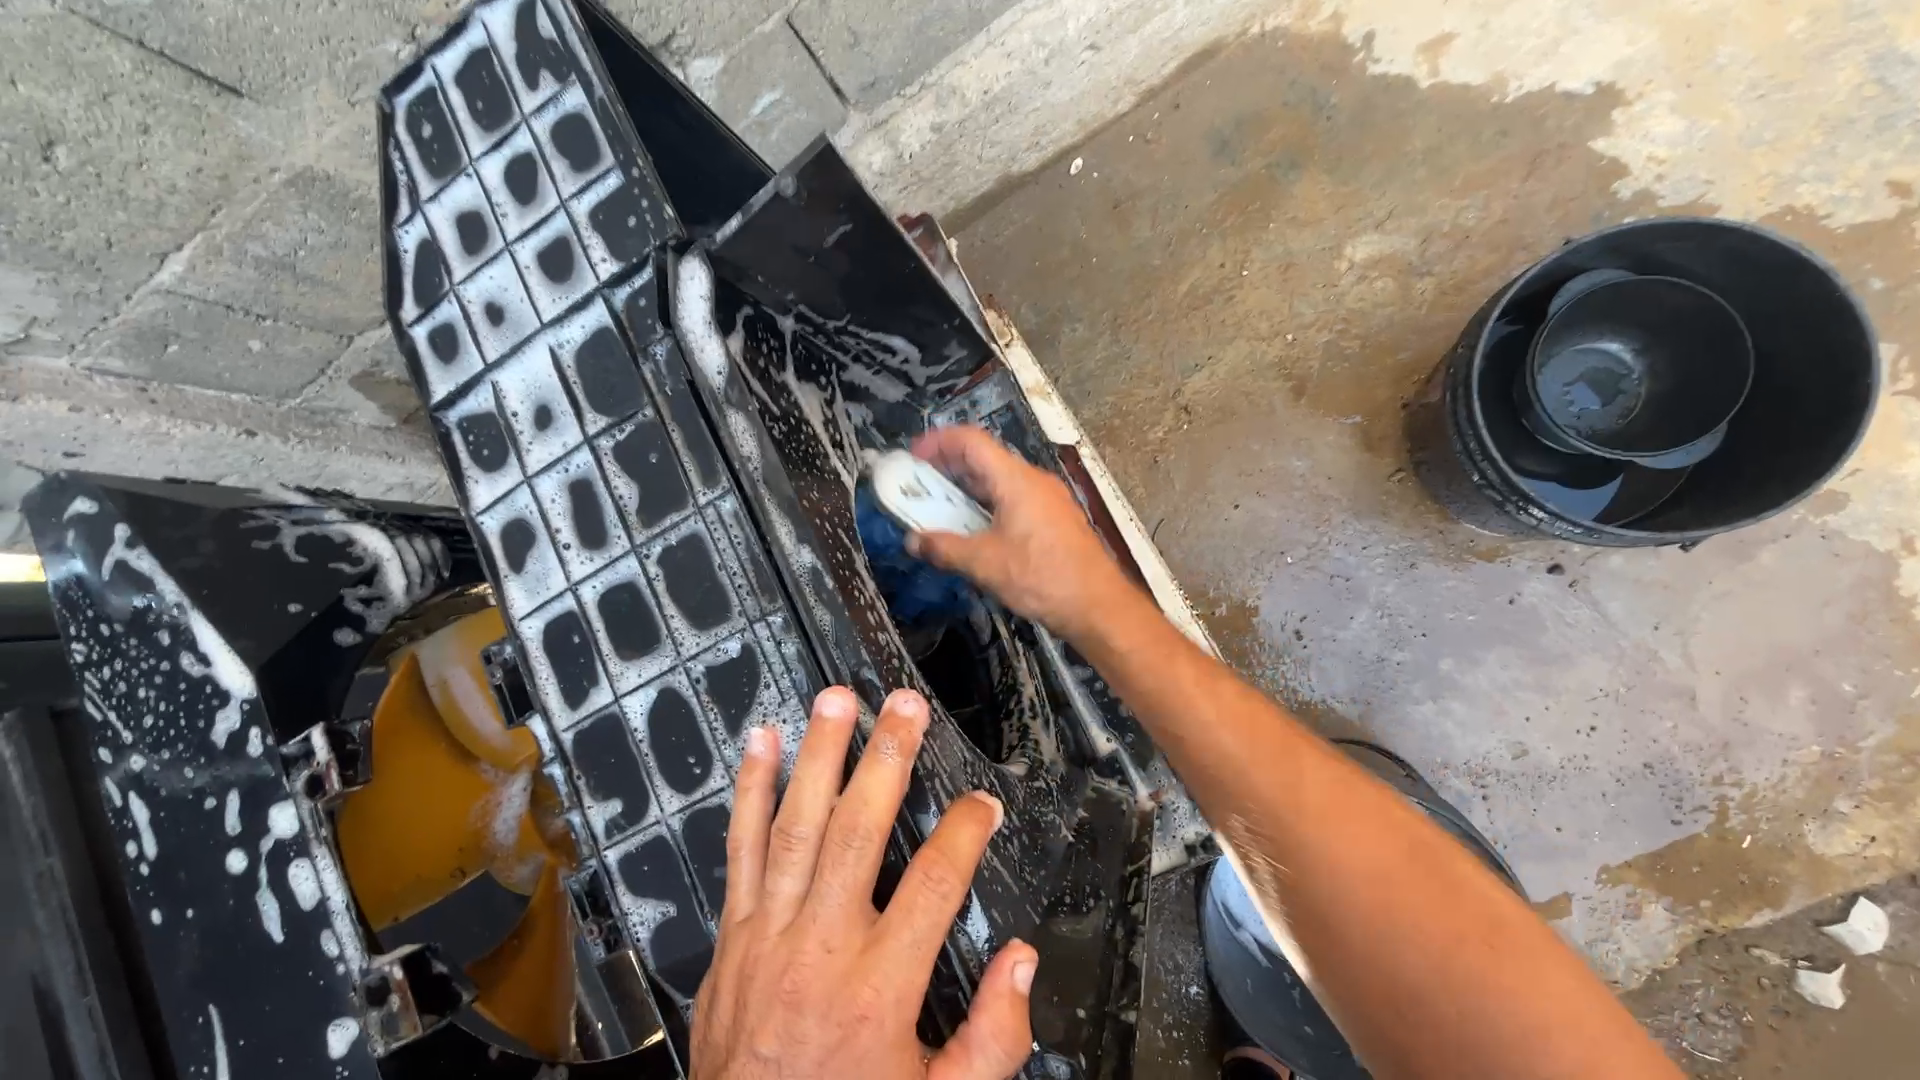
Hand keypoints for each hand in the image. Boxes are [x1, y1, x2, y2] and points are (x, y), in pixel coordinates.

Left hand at [691, 686, 1039, 1079]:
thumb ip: (992, 1039)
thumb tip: (1022, 958)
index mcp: (880, 985)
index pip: (935, 883)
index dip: (965, 833)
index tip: (984, 802)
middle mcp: (822, 944)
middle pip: (858, 832)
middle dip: (886, 761)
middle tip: (905, 705)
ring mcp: (769, 931)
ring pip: (797, 825)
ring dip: (818, 755)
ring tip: (836, 700)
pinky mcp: (733, 932)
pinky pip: (740, 850)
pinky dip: (749, 791)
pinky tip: (759, 742)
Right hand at [907, 425, 1137, 643]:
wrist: (1098, 605)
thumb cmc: (1043, 578)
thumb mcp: (985, 563)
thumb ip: (945, 548)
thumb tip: (915, 542)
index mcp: (1016, 480)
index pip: (971, 441)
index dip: (938, 442)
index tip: (913, 458)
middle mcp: (1033, 481)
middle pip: (984, 459)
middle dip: (948, 470)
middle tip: (919, 487)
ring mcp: (1047, 500)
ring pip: (999, 483)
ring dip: (967, 492)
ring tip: (940, 512)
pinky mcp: (1054, 520)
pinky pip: (1013, 501)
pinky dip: (987, 508)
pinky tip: (973, 533)